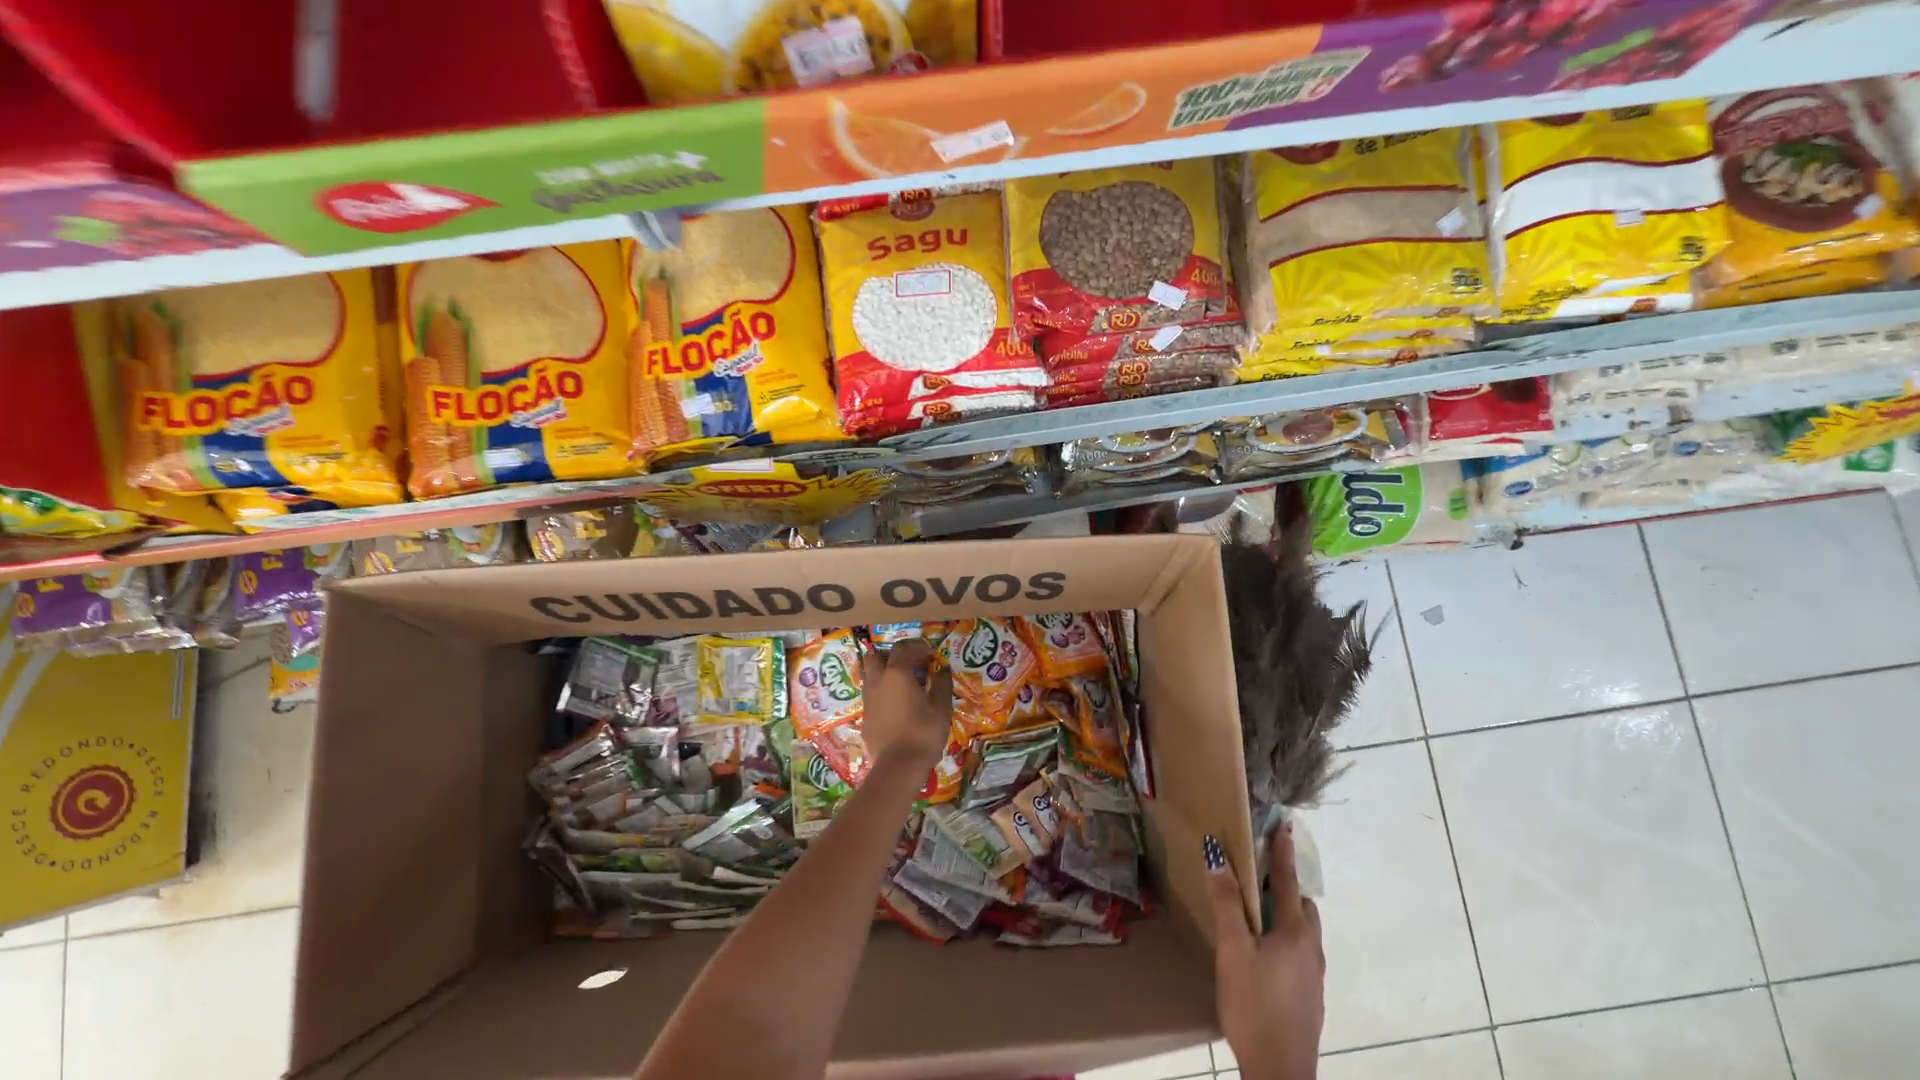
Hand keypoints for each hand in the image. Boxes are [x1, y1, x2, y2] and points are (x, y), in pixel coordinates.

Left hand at [860, 641, 952, 774]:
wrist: (898, 765)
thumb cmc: (923, 732)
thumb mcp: (941, 707)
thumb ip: (941, 683)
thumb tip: (942, 669)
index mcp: (896, 674)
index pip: (903, 649)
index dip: (917, 647)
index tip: (930, 653)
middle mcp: (877, 682)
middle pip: (873, 657)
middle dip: (889, 655)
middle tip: (907, 663)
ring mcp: (868, 700)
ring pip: (869, 676)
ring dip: (883, 674)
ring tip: (902, 685)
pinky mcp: (865, 718)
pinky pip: (871, 696)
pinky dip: (881, 694)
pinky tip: (896, 706)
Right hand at [1205, 824, 1324, 1079]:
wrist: (1280, 1071)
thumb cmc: (1254, 1005)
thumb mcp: (1234, 951)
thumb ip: (1227, 903)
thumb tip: (1217, 854)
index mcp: (1296, 932)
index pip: (1289, 880)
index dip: (1282, 851)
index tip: (1285, 824)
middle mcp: (1311, 950)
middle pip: (1303, 907)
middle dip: (1286, 886)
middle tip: (1261, 874)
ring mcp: (1313, 977)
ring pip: (1302, 933)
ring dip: (1285, 915)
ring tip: (1258, 913)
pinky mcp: (1308, 999)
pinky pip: (1298, 954)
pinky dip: (1284, 940)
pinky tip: (1263, 957)